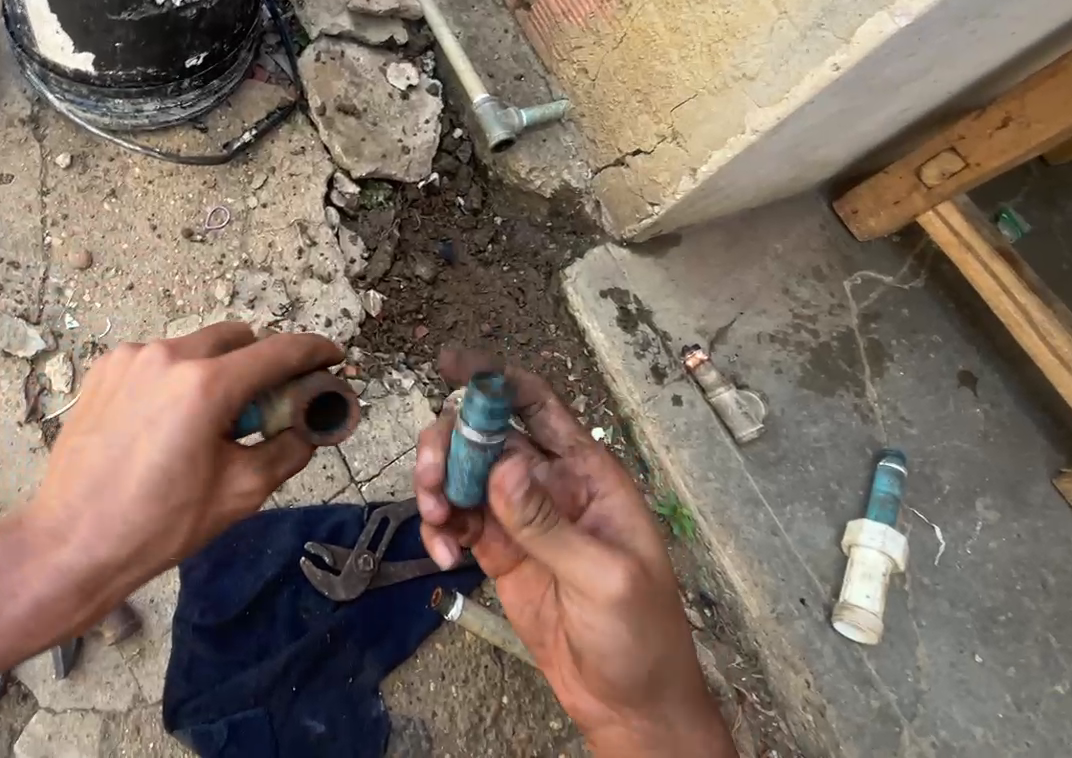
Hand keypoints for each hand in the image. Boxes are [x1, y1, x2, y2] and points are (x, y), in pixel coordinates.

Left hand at [25, 322, 342, 603]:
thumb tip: (309, 427)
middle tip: (264, 405)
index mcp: (205, 385)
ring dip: (216, 370)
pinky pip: (159, 359)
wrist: (72, 541)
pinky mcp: (105, 368)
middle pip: (237, 337)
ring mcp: (131, 357)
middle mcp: (167, 355)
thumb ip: (287, 449)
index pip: (278, 351)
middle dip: (260, 362)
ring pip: (195, 346)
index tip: (333, 357)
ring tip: (207, 421)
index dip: (313, 351)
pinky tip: (167, 420)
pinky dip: (177, 377)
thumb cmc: (160, 524)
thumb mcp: (240, 493)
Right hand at [415, 350, 732, 756]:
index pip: (536, 404)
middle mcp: (545, 481)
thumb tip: (502, 464)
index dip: (494, 378)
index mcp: (585, 472)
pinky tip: (443, 557)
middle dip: (448, 446)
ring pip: (460, 473)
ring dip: (436, 488)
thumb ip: (549, 522)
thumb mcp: (604, 578)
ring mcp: (516, 514)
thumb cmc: (640, 636)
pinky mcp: (495, 547)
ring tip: (436, 524)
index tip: (448, 364)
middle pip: (482, 435)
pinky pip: (455, 518)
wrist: (630, 707)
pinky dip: (439, 528)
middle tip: (431, 480)